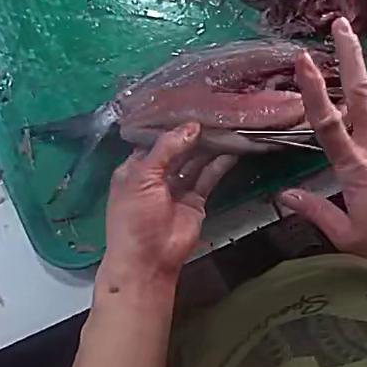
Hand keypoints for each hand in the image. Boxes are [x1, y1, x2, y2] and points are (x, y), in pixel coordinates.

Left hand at [99, 123, 237, 289]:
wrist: (149, 260)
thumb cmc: (135, 218)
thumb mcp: (143, 177)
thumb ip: (167, 149)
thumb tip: (192, 127)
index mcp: (136, 167)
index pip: (154, 138)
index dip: (171, 124)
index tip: (191, 106)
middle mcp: (157, 174)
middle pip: (178, 148)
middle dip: (194, 134)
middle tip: (215, 114)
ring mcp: (177, 188)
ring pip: (195, 161)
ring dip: (209, 147)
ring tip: (227, 128)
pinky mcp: (195, 200)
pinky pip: (208, 178)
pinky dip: (219, 165)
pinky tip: (231, 152)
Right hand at [277, 18, 366, 281]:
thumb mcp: (348, 236)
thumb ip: (315, 213)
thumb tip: (285, 197)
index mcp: (356, 168)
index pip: (328, 124)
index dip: (314, 91)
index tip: (303, 60)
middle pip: (360, 93)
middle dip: (349, 55)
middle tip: (339, 25)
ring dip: (365, 72)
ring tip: (353, 47)